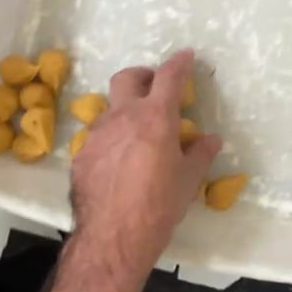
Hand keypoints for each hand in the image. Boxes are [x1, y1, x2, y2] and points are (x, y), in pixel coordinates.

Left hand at [69, 50, 221, 277]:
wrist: (114, 236)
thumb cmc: (160, 205)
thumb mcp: (189, 180)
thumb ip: (200, 153)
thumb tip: (210, 140)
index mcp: (155, 117)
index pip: (169, 77)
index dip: (179, 63)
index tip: (187, 56)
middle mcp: (122, 117)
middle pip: (128, 78)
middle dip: (144, 75)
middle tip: (155, 87)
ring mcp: (97, 135)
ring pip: (110, 110)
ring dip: (126, 112)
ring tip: (139, 135)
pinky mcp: (81, 156)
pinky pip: (99, 138)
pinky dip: (112, 141)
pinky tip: (120, 163)